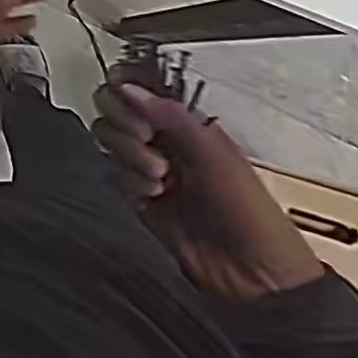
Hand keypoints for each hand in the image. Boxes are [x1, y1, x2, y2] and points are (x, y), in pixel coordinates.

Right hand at [91, 78, 325, 300]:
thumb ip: (172, 116)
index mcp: (184, 119)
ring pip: (106, 132)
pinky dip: (129, 178)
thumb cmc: (249, 212)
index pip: (137, 82)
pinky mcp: (132, 187)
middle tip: (147, 137)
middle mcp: (159, 134)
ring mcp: (143, 160)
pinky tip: (154, 193)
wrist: (251, 275)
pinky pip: (110, 166)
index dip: (126, 85)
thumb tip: (128, 86)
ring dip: (128, 151)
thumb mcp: (217, 156)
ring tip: (160, 176)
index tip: (137, 105)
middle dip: (123, 119)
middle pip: (111, 103)